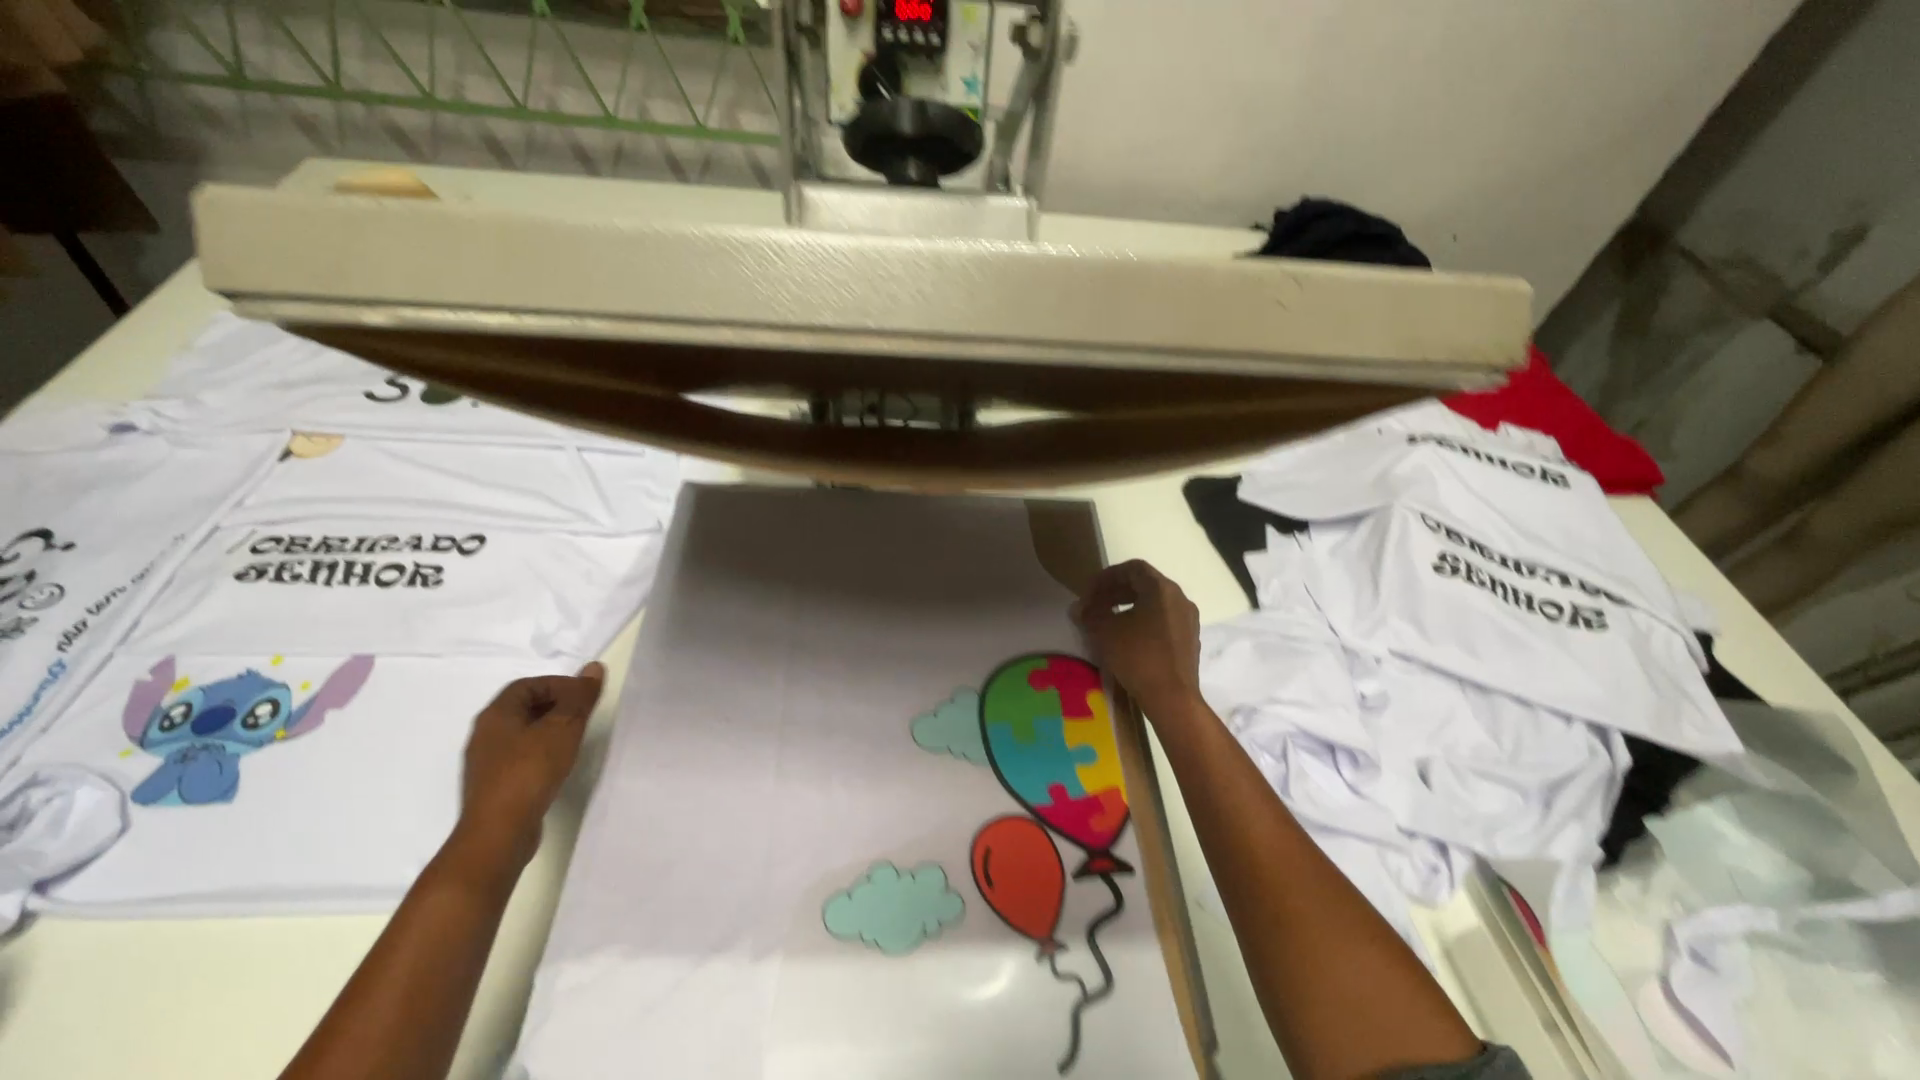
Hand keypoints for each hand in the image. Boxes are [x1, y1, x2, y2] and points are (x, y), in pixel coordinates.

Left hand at [449, 662, 606, 872]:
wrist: (498, 832)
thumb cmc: (529, 772)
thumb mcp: (562, 729)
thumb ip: (579, 698)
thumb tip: (593, 668)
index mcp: (496, 714)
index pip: (529, 684)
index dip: (559, 685)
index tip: (585, 698)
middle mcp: (485, 733)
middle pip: (523, 707)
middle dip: (556, 706)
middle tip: (584, 718)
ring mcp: (486, 762)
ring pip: (521, 734)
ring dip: (549, 731)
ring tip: (574, 741)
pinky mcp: (493, 785)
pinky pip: (519, 757)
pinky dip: (540, 753)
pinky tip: (557, 767)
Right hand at [1072, 560, 1202, 721]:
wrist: (1172, 698)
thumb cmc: (1138, 657)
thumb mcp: (1106, 632)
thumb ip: (1090, 614)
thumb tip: (1079, 609)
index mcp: (1161, 589)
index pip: (1131, 568)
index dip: (1106, 577)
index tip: (1088, 594)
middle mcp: (1179, 598)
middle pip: (1144, 584)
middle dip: (1115, 592)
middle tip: (1094, 607)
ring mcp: (1188, 620)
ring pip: (1154, 603)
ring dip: (1128, 607)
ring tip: (1108, 623)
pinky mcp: (1189, 640)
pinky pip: (1163, 620)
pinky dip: (1143, 621)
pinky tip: (1128, 640)